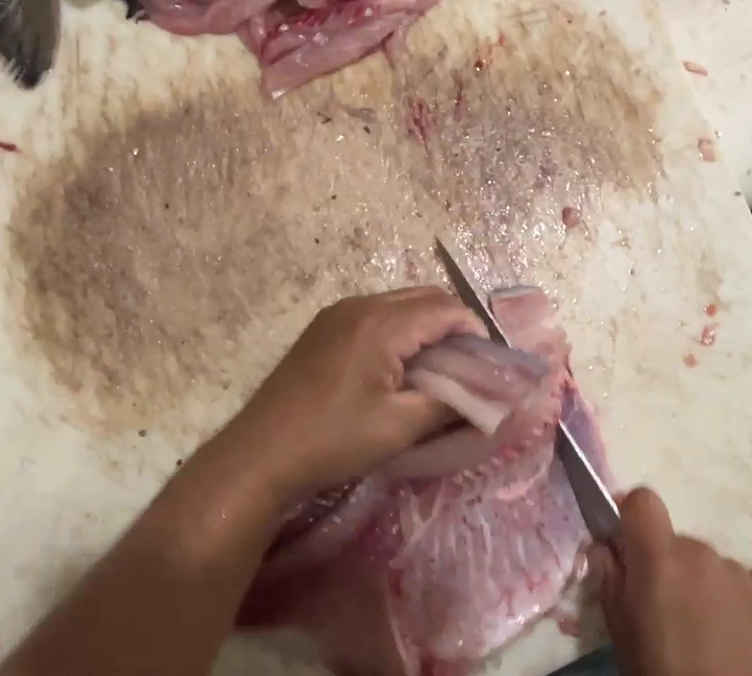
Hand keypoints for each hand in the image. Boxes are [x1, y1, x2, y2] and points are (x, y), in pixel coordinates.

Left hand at [223, 286, 482, 498]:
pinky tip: (401, 366)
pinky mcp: (324, 327)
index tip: (490, 365)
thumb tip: (492, 396)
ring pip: (401, 302)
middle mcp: (361, 304)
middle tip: (469, 366)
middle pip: (425, 297)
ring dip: (427, 326)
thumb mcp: (399, 427)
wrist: (259, 455)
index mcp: (381, 323)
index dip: (476, 332)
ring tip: (439, 368)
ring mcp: (338, 313)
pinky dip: (400, 329)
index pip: (446, 309)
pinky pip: (377, 313)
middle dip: (454, 325)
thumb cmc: (333, 440)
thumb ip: (450, 403)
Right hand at [595, 489, 751, 675]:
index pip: (642, 501)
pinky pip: (734, 590)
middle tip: (662, 621)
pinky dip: (727, 610)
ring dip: (696, 593)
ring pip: (705, 570)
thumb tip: (605, 550)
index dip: (629, 519)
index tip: (624, 552)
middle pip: (674, 544)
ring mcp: (741, 575)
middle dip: (664, 572)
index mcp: (662, 559)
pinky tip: (730, 651)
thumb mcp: (625, 643)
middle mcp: (703, 555)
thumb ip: (612, 587)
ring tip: (700, 644)